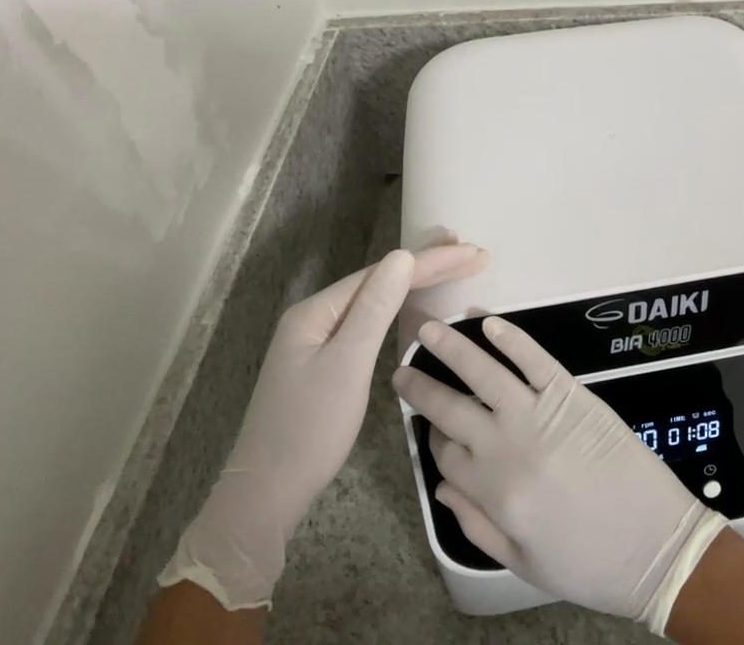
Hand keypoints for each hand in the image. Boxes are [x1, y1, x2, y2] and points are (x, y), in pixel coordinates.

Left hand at [160, 236, 488, 609]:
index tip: (475, 253)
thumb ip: (375, 309)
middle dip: (427, 265)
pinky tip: (414, 301)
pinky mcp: (326, 362)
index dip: (431, 260)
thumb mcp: (348, 365)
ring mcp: (318, 340)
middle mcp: (315, 317)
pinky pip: (370, 319)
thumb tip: (402, 257)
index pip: (383, 273)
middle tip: (474, 252)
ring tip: (453, 263)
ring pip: (376, 299)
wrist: (269, 492)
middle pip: (379, 280)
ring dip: (416, 280)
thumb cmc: (310, 429)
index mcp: (317, 312)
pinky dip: (400, 305)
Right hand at [393, 317, 727, 632]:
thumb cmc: (589, 562)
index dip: (432, 438)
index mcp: (492, 492)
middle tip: (402, 369)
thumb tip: (443, 486)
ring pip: (485, 374)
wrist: (656, 545)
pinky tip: (489, 322)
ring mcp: (541, 416)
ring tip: (429, 328)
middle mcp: (507, 447)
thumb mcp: (522, 561)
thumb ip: (476, 523)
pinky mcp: (574, 396)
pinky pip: (536, 360)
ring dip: (453, 348)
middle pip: (452, 409)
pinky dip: (512, 338)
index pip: (445, 453)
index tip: (427, 426)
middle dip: (422, 387)